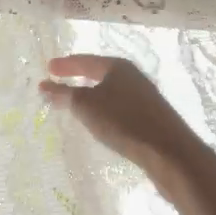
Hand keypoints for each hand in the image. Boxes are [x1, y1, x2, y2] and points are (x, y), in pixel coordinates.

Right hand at [39, 54, 207, 183]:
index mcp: (118, 67)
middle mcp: (133, 77)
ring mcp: (145, 98)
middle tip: (60, 80)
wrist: (171, 154)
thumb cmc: (124, 122)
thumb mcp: (86, 106)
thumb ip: (63, 95)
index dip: (65, 65)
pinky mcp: (152, 119)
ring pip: (111, 91)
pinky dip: (105, 109)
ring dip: (92, 95)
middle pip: (100, 73)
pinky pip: (120, 108)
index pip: (85, 60)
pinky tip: (101, 122)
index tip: (48, 68)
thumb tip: (43, 86)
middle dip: (79, 77)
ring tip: (76, 102)